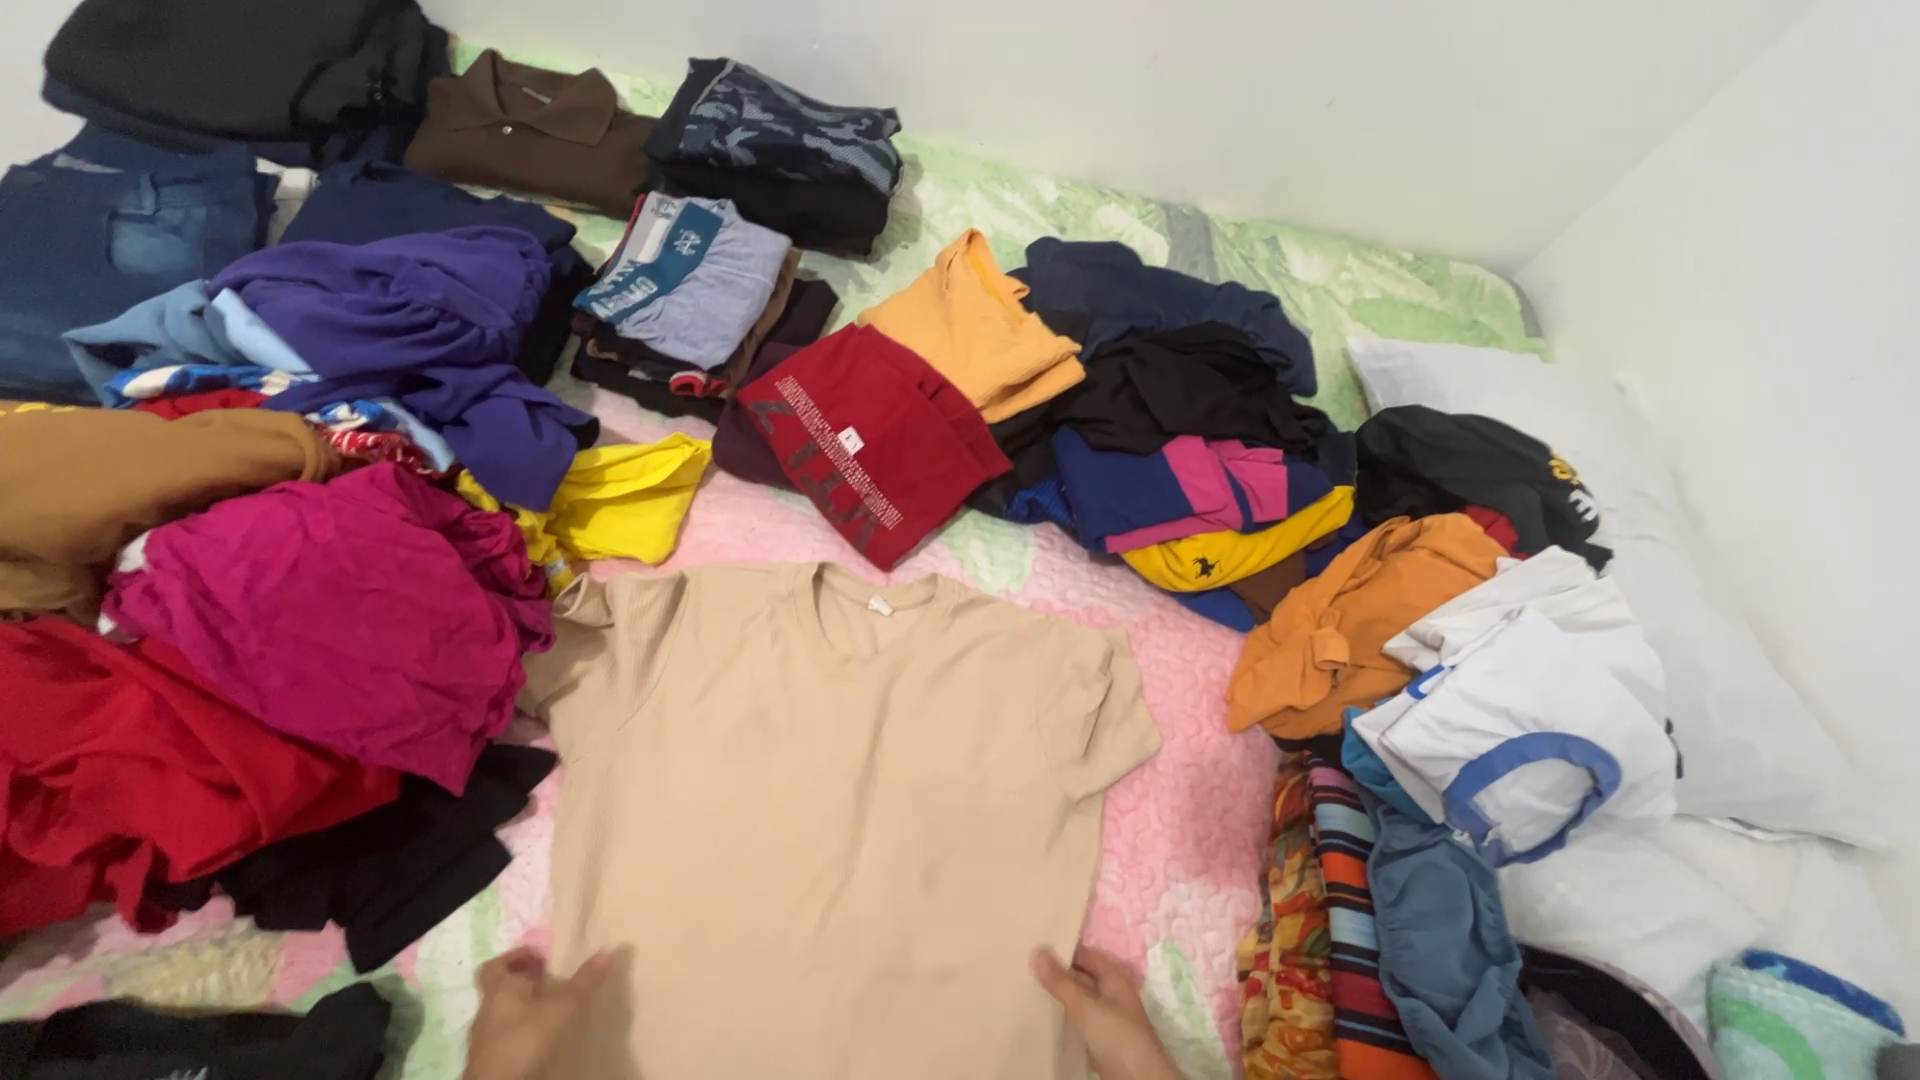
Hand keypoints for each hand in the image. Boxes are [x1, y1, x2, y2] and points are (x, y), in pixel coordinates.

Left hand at [463, 946, 616, 1079]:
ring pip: (506, 1015)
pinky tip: (547, 1039)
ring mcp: (486, 1041)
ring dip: (528, 1009)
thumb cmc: (525, 1042)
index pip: (494, 966)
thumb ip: (585, 980)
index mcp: (498, 992)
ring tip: (558, 1009)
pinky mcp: (492, 1063)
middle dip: (529, 983)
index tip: (542, 956)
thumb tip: (608, 950)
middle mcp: (487, 1013)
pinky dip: (526, 1033)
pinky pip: (508, 1038)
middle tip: (558, 979)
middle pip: (503, 990)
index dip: (515, 957)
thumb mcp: (563, 1008)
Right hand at [1031, 947, 1182, 1079]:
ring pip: (1078, 999)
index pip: (1084, 954)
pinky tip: (1043, 1017)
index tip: (1036, 945)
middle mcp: (1110, 994)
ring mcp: (1106, 1017)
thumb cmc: (1117, 1035)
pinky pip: (1078, 1021)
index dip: (1063, 948)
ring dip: (1059, 996)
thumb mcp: (1086, 1006)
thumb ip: (1061, 982)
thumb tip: (1036, 951)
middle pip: (1081, 976)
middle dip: (1058, 972)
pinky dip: (1063, 1017)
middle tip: (1026, 966)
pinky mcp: (1100, 1039)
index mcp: (1113, 977)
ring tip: (1029, 987)